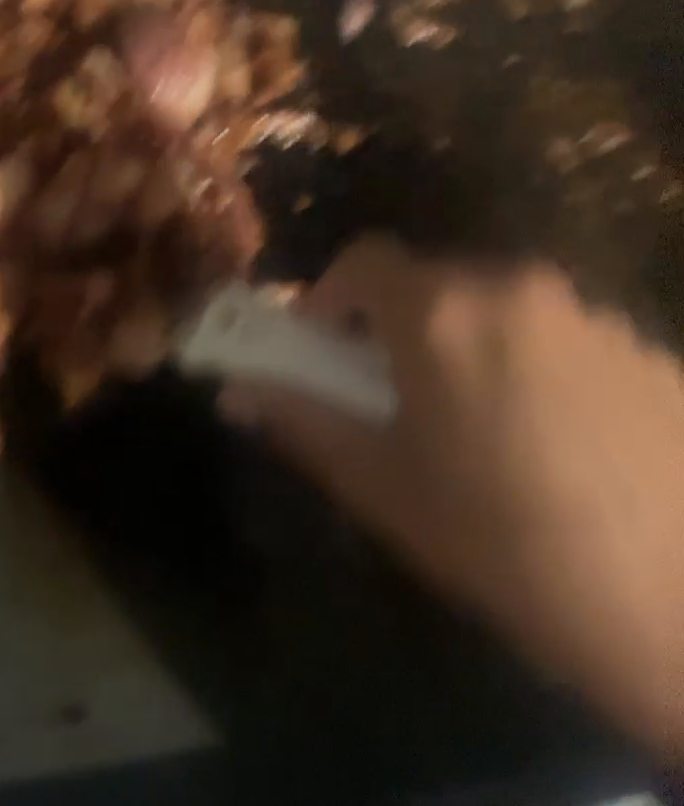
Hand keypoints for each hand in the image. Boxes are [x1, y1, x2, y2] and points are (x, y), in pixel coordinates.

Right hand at [222, 237, 683, 758]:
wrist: (681, 611)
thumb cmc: (492, 530)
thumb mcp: (370, 477)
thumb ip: (294, 419)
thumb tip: (231, 391)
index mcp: (441, 310)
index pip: (363, 259)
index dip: (328, 296)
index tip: (320, 349)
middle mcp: (523, 295)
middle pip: (435, 280)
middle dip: (395, 322)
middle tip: (384, 388)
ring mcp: (604, 326)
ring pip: (504, 311)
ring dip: (467, 344)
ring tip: (470, 423)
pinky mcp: (664, 365)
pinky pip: (569, 344)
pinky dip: (535, 370)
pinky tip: (549, 446)